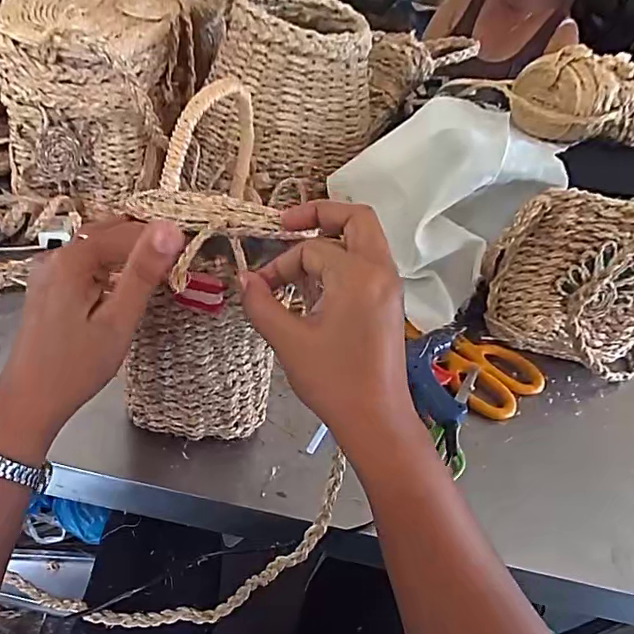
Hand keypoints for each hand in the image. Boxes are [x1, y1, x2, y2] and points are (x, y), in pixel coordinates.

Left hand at [0, 219, 182, 462]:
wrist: (30, 399)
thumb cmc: (76, 366)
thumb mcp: (117, 321)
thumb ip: (142, 273)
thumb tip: (170, 229)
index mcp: (72, 259)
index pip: (126, 231)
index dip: (160, 238)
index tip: (190, 250)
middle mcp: (56, 256)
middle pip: (108, 232)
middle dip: (144, 241)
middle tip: (178, 259)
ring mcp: (49, 272)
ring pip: (96, 247)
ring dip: (128, 254)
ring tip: (159, 272)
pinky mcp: (49, 289)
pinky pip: (85, 265)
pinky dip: (110, 268)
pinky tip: (127, 286)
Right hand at [240, 201, 419, 452]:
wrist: (376, 419)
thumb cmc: (334, 382)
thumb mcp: (289, 342)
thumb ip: (262, 304)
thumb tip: (244, 279)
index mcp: (358, 275)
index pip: (311, 248)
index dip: (279, 264)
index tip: (260, 287)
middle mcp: (381, 272)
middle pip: (355, 218)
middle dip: (318, 214)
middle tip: (285, 225)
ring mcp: (389, 287)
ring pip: (363, 241)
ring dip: (329, 243)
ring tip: (296, 270)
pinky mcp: (389, 304)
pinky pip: (366, 266)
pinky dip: (341, 264)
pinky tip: (314, 291)